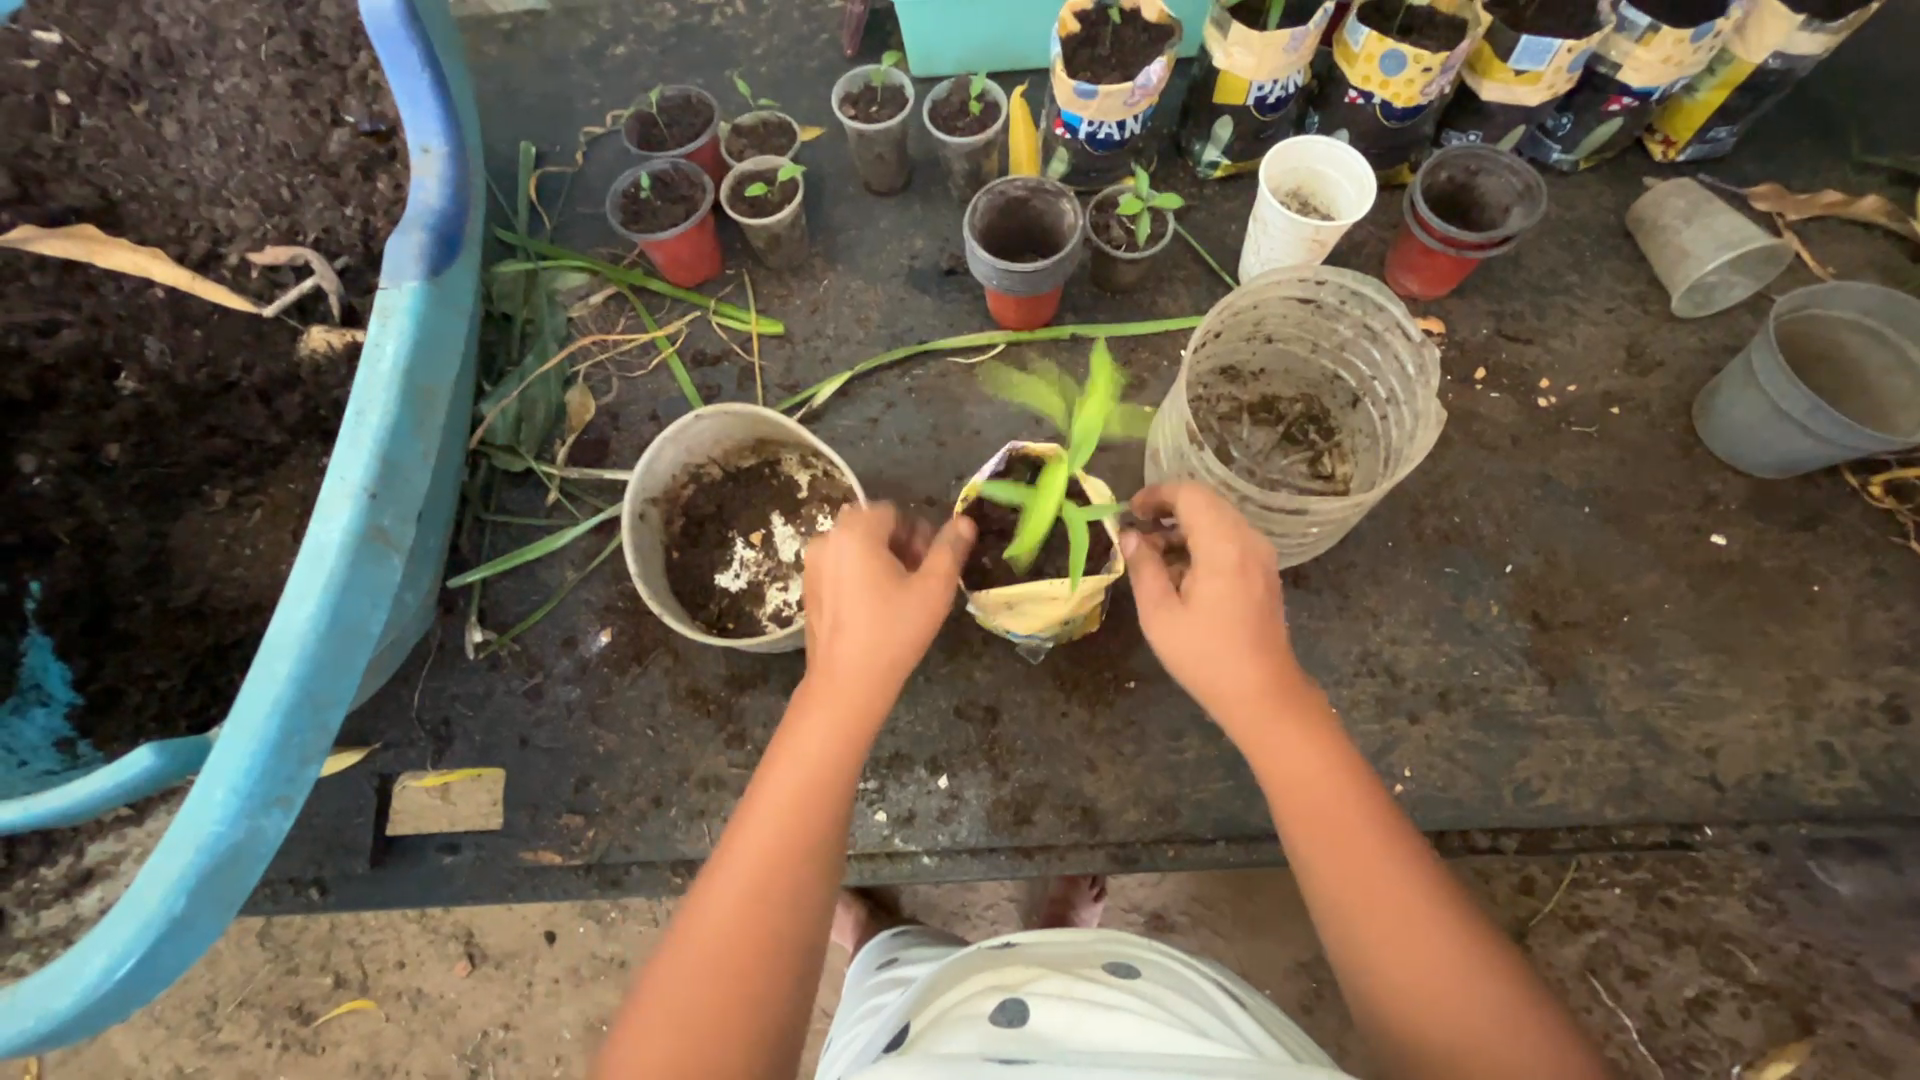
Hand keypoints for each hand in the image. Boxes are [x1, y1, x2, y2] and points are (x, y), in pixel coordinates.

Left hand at [801, 502, 973, 700]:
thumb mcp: (934, 588)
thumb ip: (950, 548)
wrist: (847, 682)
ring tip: (898, 594)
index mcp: (855, 532)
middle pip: (871, 525)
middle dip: (899, 544)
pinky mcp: (809, 588)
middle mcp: (827, 540)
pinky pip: (840, 565)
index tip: (929, 564)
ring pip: (855, 546)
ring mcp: (812, 565)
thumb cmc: (894, 632)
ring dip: (880, 558)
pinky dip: (859, 574)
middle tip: (918, 578)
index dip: (917, 533)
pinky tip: (875, 607)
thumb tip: (964, 520)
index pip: (893, 511)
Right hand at [1122, 484, 1311, 730]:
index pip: (1189, 494)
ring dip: (1183, 526)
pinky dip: (1201, 541)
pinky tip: (1180, 570)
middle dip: (1168, 508)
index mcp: (1223, 547)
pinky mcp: (1263, 569)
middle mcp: (1248, 540)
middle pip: (1206, 501)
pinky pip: (1230, 537)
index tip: (1130, 512)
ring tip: (1152, 555)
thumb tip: (1129, 535)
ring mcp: (1261, 554)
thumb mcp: (1159, 614)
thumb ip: (1143, 567)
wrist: (1261, 692)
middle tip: (1136, 532)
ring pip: (1218, 518)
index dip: (1156, 494)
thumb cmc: (1204, 656)